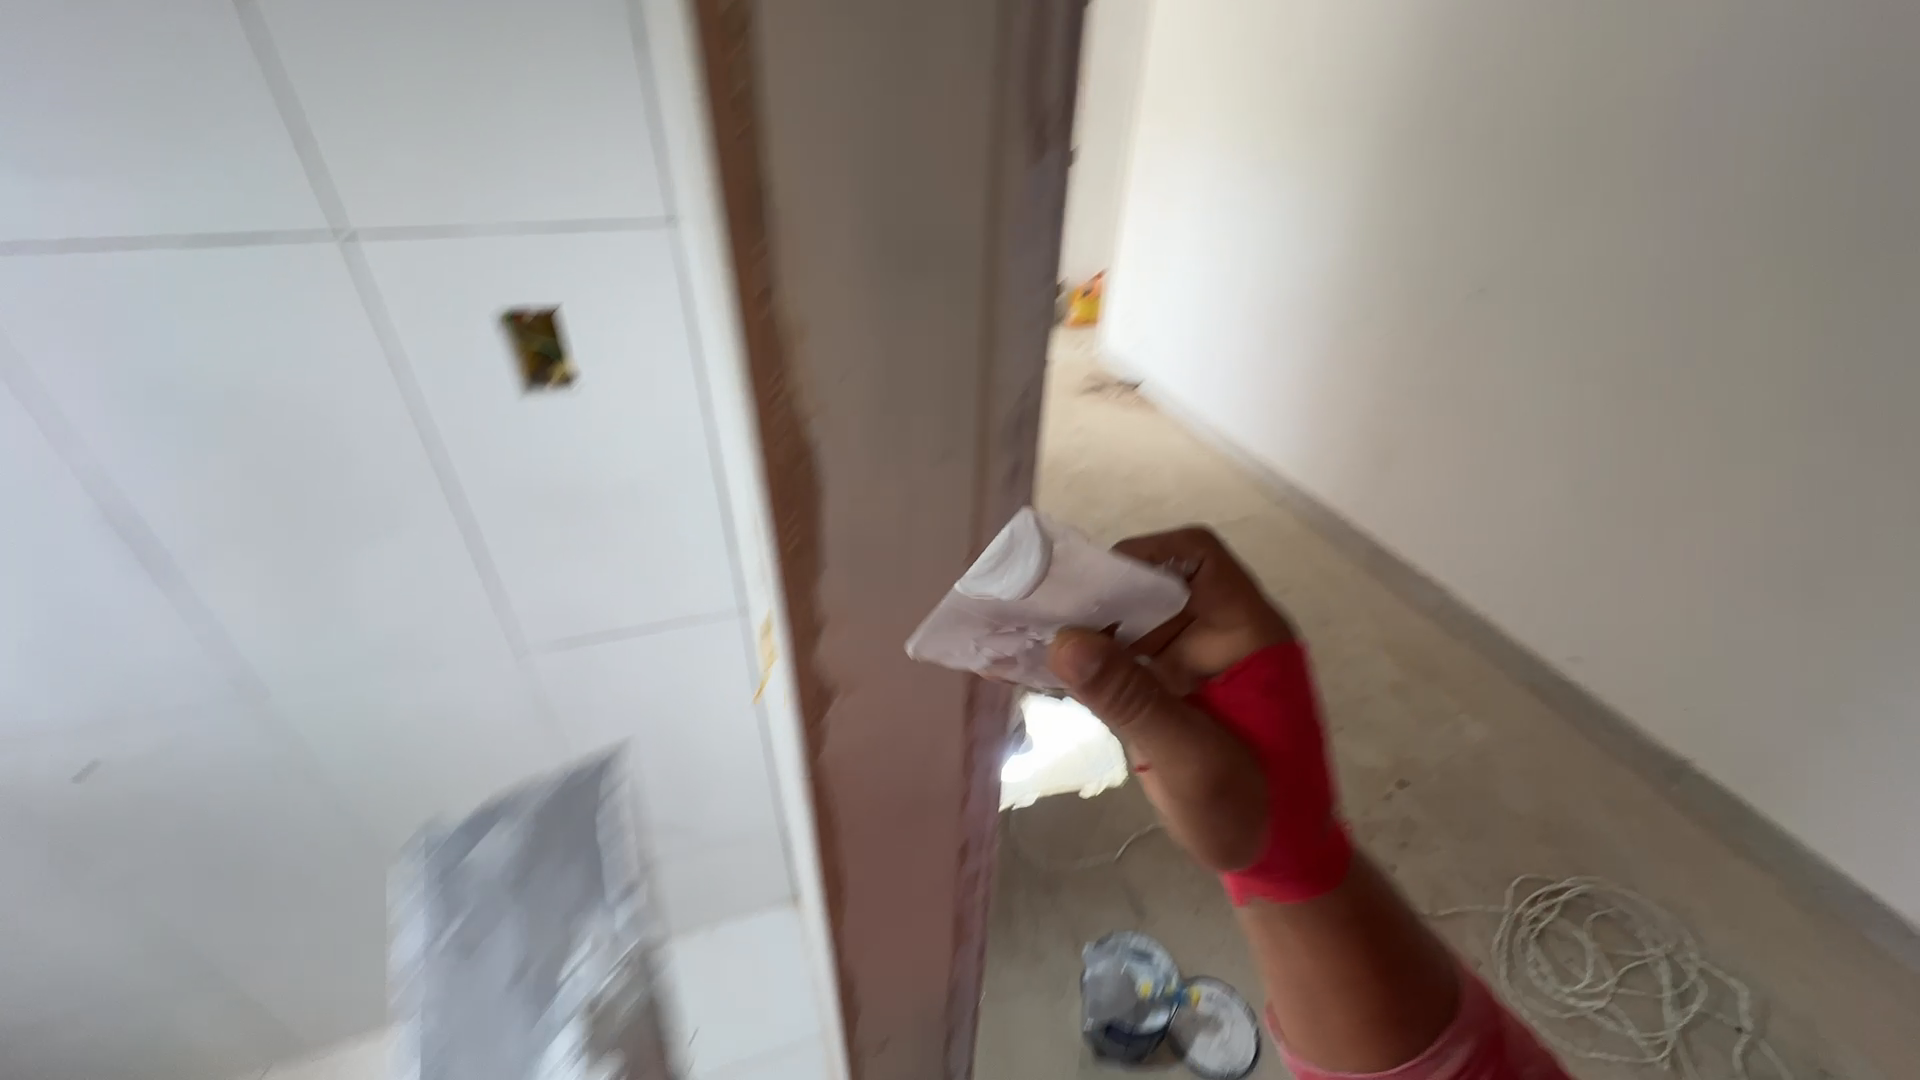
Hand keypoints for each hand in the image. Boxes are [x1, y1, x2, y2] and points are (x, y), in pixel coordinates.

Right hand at [1046, 527, 1295, 872]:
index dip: (1141, 556)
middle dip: (1093, 596)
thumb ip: (1132, 699)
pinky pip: (1119, 662)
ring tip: (1017, 638)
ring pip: (1127, 621)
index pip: (1197, 558)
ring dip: (1079, 630)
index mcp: (1243, 632)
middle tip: (1032, 614)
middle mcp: (1213, 636)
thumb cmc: (1257, 810)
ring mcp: (1187, 664)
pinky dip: (1082, 666)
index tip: (1084, 585)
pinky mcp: (1164, 691)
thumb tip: (1064, 640)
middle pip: (1150, 586)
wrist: (1278, 861)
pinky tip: (1032, 672)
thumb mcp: (1193, 758)